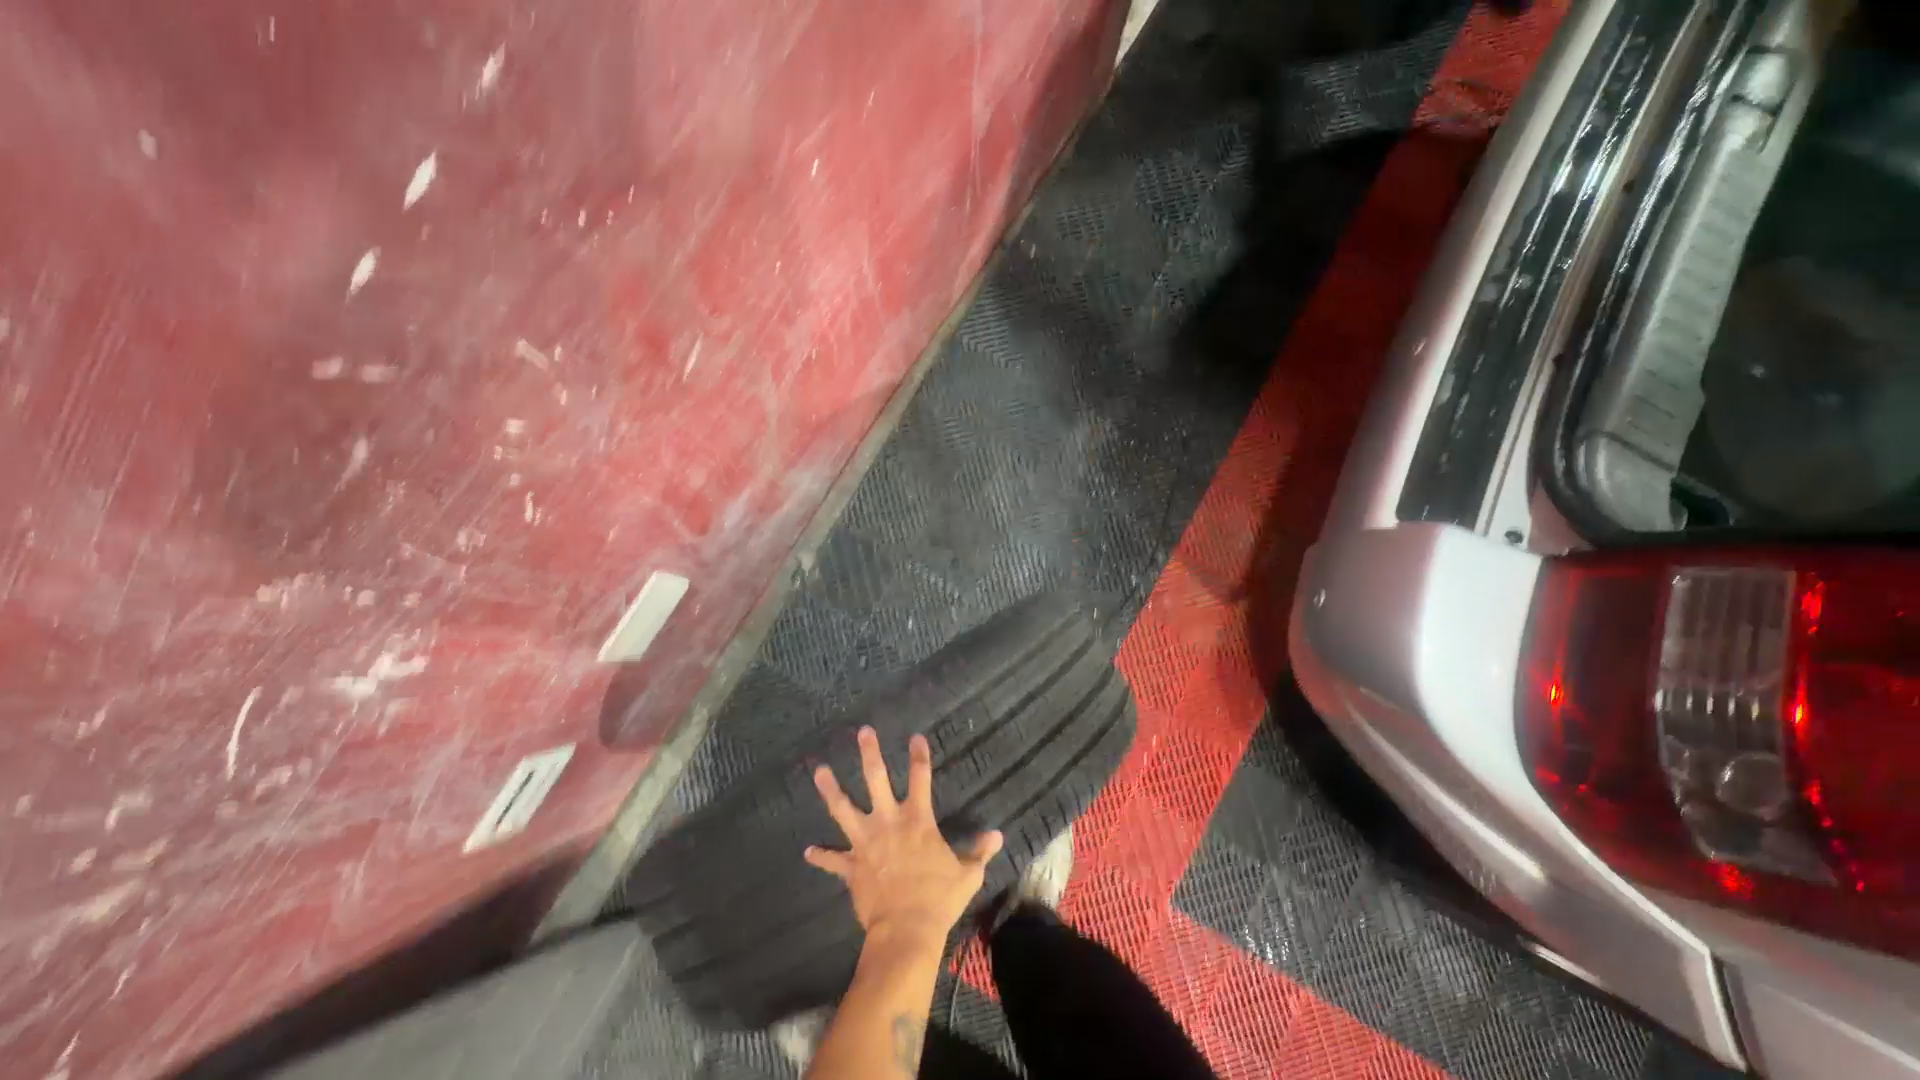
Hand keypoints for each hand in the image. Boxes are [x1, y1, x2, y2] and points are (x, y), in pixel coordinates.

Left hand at [804, 727, 1003, 944]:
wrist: (906, 929)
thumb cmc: (939, 899)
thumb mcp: (968, 874)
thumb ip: (979, 852)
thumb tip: (997, 836)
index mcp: (918, 822)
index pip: (920, 779)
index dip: (919, 755)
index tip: (915, 736)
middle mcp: (888, 824)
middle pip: (876, 780)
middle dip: (869, 753)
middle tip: (863, 732)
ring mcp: (865, 844)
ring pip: (843, 809)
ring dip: (831, 790)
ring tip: (820, 771)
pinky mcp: (851, 867)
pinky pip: (832, 860)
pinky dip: (820, 856)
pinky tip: (808, 851)